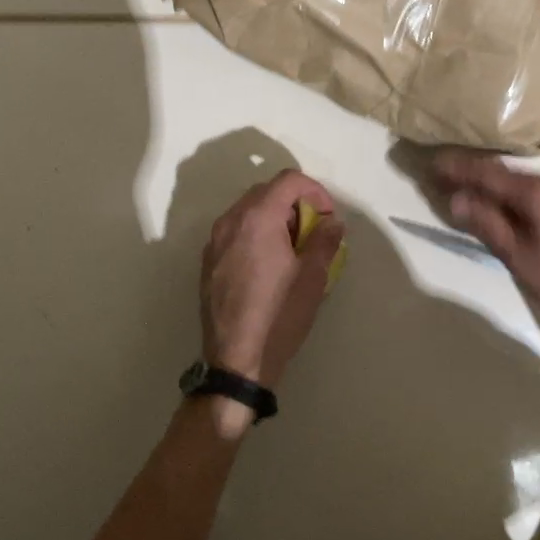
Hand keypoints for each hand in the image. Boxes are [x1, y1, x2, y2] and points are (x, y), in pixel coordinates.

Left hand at [199, 169, 345, 388]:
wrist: (237, 359)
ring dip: (274, 219)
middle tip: (314, 232)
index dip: (315, 191)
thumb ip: (324, 240)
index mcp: (257, 219)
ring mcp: (214, 242)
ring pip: (248, 212)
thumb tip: (332, 223)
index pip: (288, 180)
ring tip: (294, 250)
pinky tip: (269, 266)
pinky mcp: (208, 263)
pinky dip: (256, 236)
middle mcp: (230, 222)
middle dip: (294, 204)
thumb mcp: (313, 277)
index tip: (329, 217)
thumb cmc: (280, 315)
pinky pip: (235, 233)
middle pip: (266, 192)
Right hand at [428, 151, 539, 334]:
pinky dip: (507, 196)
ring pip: (517, 183)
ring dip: (488, 186)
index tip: (432, 164)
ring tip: (458, 187)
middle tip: (439, 175)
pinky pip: (530, 193)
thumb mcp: (518, 256)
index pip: (490, 174)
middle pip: (504, 174)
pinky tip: (491, 203)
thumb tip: (455, 199)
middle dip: (471, 174)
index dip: (459, 169)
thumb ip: (486, 224)